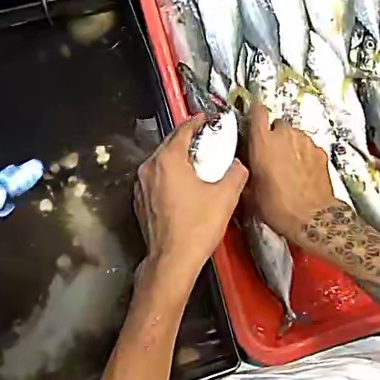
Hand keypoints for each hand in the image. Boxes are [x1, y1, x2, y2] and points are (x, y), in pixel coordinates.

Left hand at [134, 114, 246, 296]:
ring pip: (161, 162)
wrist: (172, 260)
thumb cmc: (196, 228)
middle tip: (205, 140)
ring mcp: (141, 185)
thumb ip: (235, 173)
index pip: (182, 130)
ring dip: (178, 158)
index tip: (205, 119)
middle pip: (169, 144)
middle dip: (187, 140)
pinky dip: (169, 176)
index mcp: (167, 161)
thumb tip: (238, 165)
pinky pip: (156, 178)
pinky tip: (184, 185)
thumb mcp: (226, 196)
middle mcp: (149, 168)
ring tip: (197, 162)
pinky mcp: (140, 200)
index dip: (196, 122)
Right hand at [245, 103, 338, 245]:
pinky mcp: (321, 152)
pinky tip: (302, 173)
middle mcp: (285, 136)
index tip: (254, 117)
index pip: (258, 112)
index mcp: (263, 142)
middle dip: (275, 135)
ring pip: (295, 136)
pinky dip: (305, 156)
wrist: (312, 218)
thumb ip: (246, 170)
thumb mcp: (251, 190)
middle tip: (271, 154)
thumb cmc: (278, 206)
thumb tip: (244, 169)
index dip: (256, 114)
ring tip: (288, 167)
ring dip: (290, 146)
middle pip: (278, 124)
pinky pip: (309, 148)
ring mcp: (306, 142)